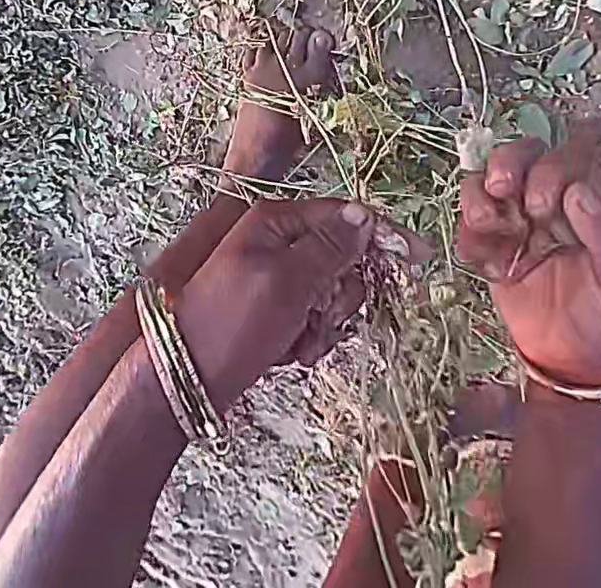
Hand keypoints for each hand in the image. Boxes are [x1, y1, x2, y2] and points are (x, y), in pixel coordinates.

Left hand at [169, 199, 374, 410]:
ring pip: (331, 290)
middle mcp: (277, 242)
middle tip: (322, 317)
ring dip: (326, 321)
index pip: (344, 217)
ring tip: (301, 344)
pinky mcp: (275, 308)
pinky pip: (314, 315)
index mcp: (276, 221)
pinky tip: (293, 353)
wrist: (181, 384)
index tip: (419, 258)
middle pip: (342, 256)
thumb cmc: (231, 325)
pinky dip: (311, 336)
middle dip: (341, 293)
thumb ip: (330, 247)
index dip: (381, 237)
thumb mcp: (285, 281)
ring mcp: (276, 276)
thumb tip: (365, 215)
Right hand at [457, 140, 600, 388]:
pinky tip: (487, 265)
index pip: (568, 155)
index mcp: (592, 201)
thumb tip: (579, 190)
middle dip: (507, 164)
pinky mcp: (494, 248)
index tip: (543, 203)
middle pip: (523, 156)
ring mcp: (520, 223)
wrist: (584, 371)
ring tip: (489, 225)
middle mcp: (553, 202)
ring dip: (479, 195)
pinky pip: (469, 227)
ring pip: (488, 182)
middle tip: (502, 188)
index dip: (549, 168)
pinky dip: (469, 237)